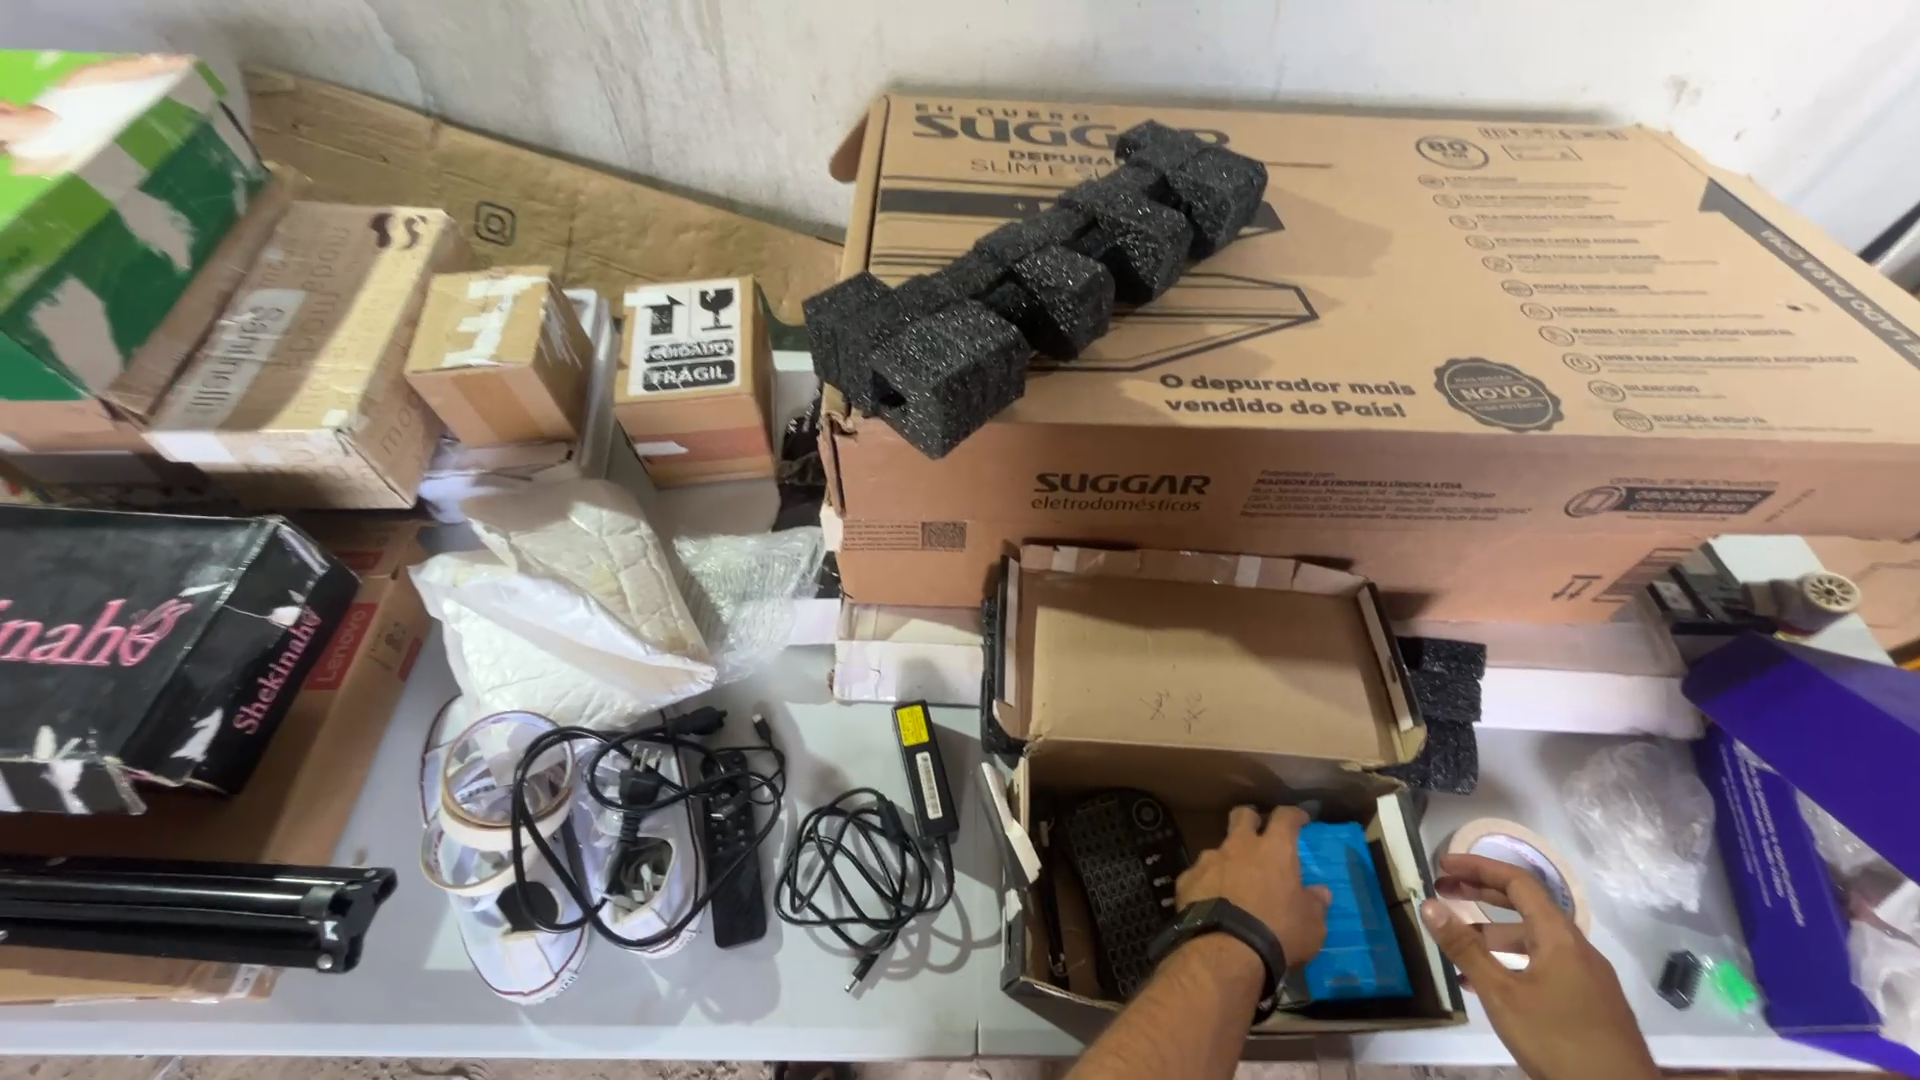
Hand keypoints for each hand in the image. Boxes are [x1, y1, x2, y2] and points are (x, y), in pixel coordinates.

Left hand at [1175, 805, 1331, 966]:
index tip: (1299, 817)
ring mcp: (1209, 859)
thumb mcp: (1311, 925)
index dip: (1293, 815)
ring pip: (1219, 848)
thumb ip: (1315, 904)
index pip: (1285, 818)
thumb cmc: (1278, 933)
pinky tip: (1211, 901)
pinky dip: (1207, 884)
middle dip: (1251, 818)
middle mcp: (1239, 846)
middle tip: (1257, 829)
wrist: (1226, 949)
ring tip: (1233, 882)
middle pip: (1242, 816)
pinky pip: (1200, 875)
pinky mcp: (1187, 878)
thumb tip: (1320, 892)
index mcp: (1274, 850)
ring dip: (1228, 860)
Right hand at [1420, 854, 1657, 1079]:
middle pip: (1526, 905)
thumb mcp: (1501, 994)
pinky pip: (1544, 964)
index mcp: (1560, 937)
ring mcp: (1587, 977)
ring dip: (1492, 933)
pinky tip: (1486, 983)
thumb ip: (1464, 948)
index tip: (1442, 866)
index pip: (1518, 882)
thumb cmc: (1558, 1041)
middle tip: (1442, 890)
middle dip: (1481, 894)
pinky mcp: (1589, 1001)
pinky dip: (1511, 960)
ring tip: (1457, 943)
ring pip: (1533, 939)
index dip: (1478, 867)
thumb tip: (1429, 903)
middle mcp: (1577, 949)